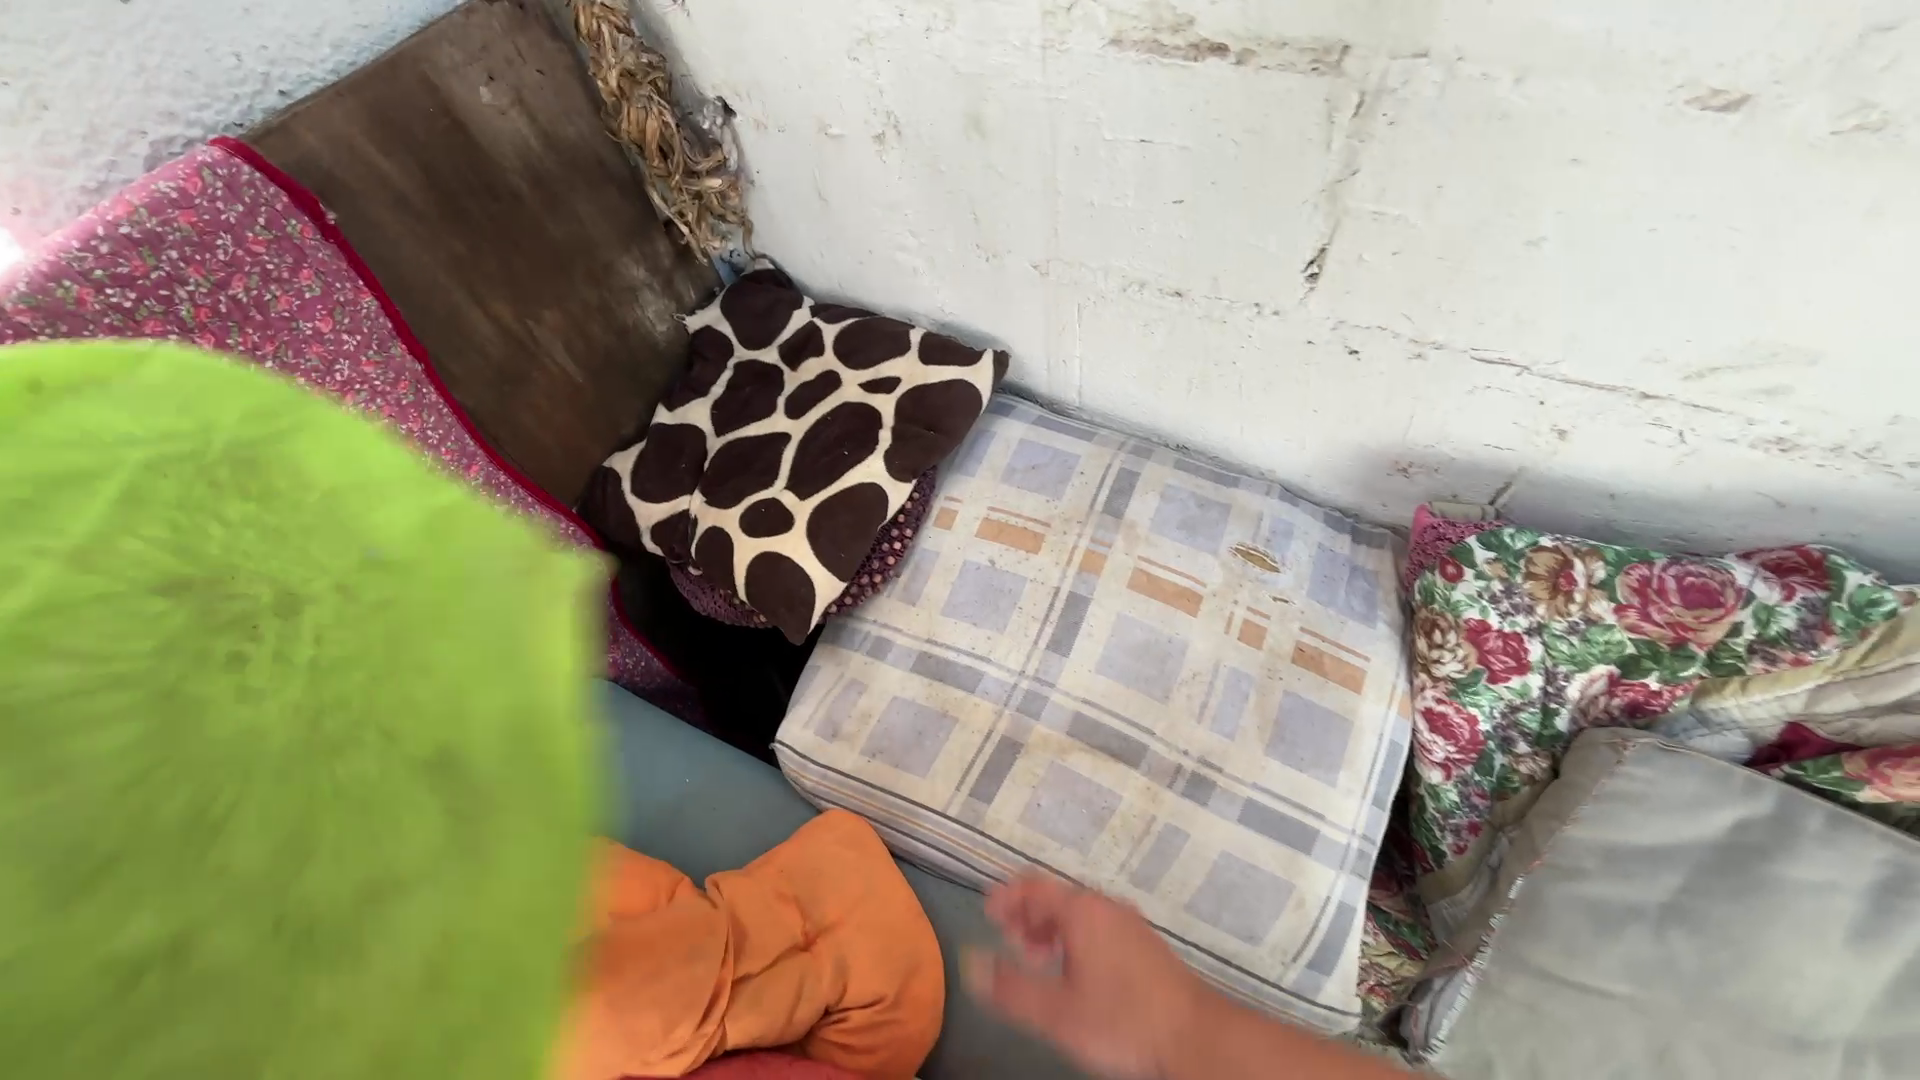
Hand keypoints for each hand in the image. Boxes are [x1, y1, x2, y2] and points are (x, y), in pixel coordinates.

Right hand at [964, 875, 1204, 1079]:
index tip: (987, 914)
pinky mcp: (1145, 944)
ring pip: (1079, 914)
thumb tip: (971, 962)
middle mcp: (1105, 906)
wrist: (1195, 1036)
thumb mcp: (1056, 1011)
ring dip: (1051, 931)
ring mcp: (1129, 922)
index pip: (1033, 886)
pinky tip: (1076, 973)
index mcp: (1081, 910)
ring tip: (1038, 961)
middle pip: (1057, 898)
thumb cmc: (1121, 1019)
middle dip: (1027, 916)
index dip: (1006, 896)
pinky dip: (1075, 939)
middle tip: (1009, 943)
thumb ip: (1009, 987)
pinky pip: (1098, 927)